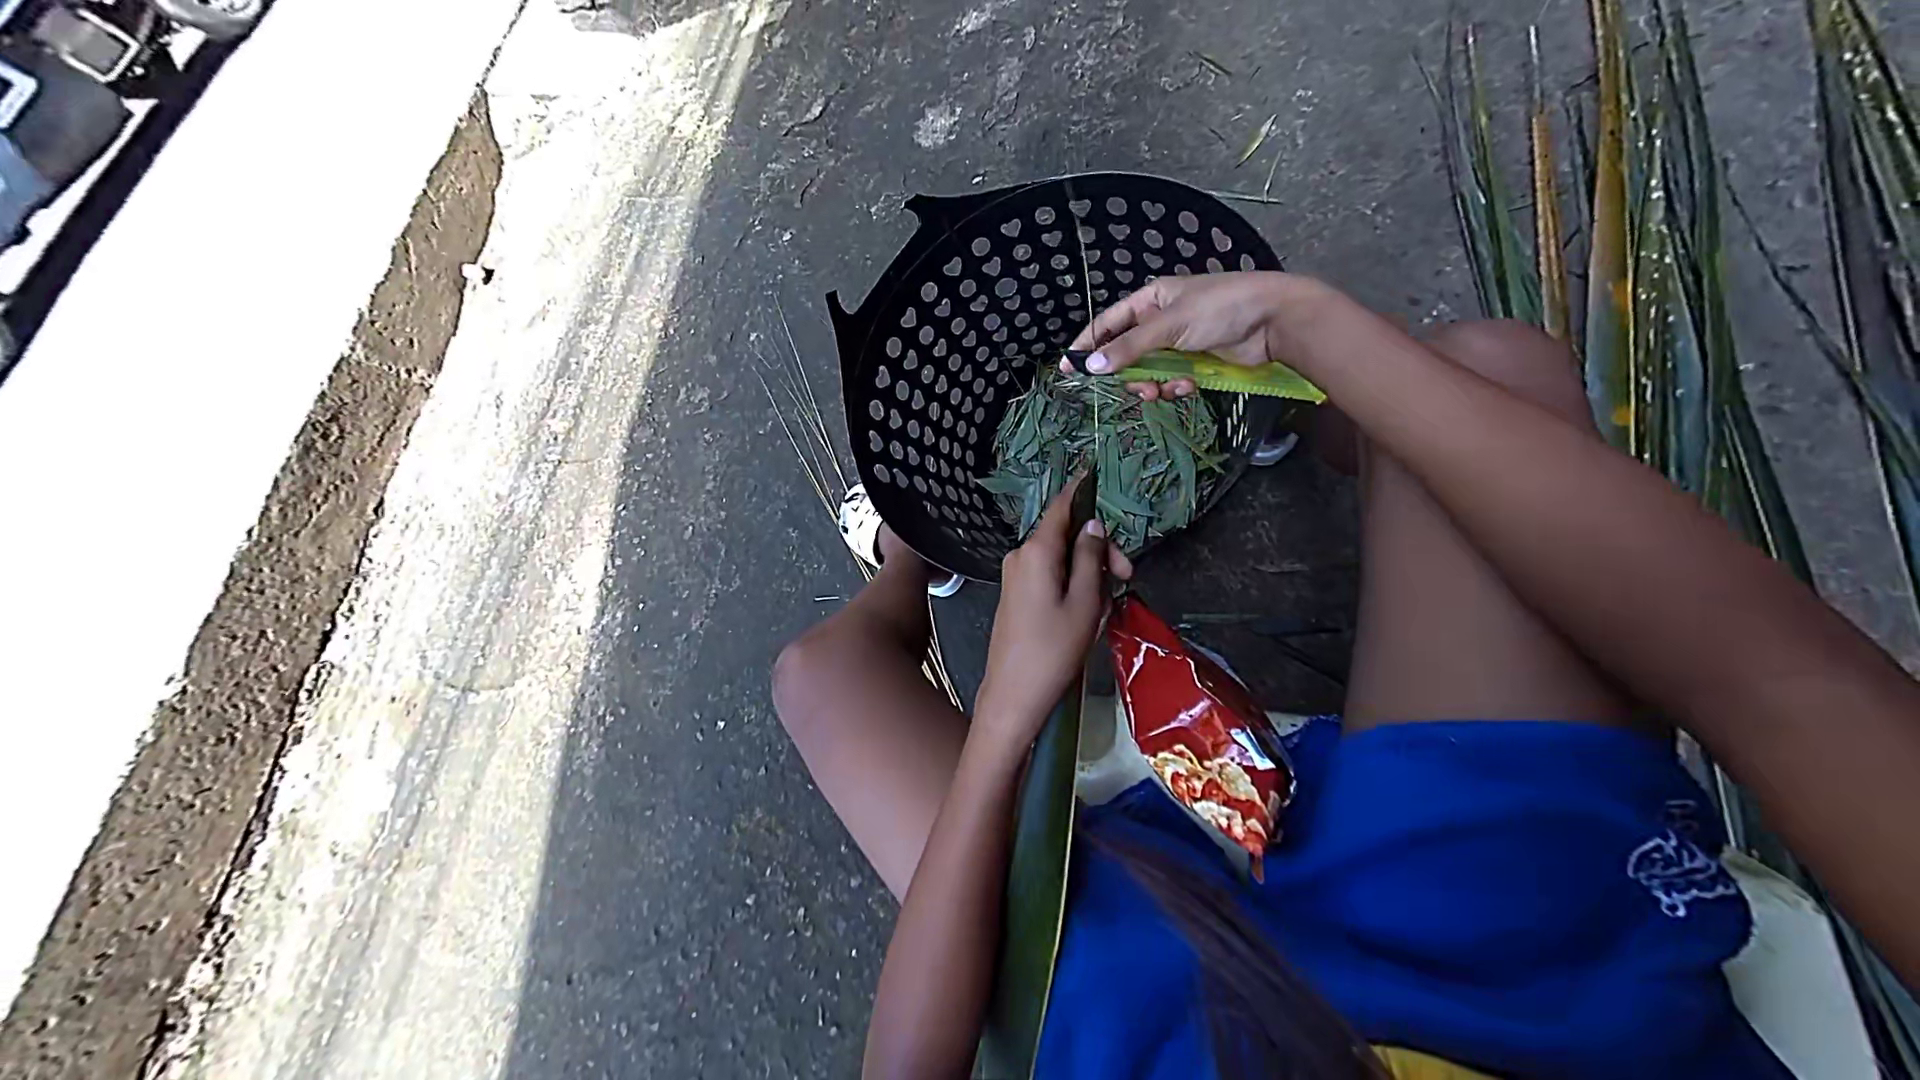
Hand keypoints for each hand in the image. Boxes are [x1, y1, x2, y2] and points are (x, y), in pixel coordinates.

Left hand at [973, 478, 1130, 753]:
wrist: (1013, 695)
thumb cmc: (1053, 650)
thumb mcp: (1085, 602)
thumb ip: (1090, 557)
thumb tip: (1094, 523)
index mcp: (1036, 551)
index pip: (1061, 507)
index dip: (1081, 490)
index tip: (1095, 472)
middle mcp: (1020, 556)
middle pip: (1066, 537)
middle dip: (1099, 552)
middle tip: (1127, 580)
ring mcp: (1015, 577)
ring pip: (1061, 561)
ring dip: (1088, 576)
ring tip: (1103, 611)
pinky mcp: (1016, 596)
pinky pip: (1050, 579)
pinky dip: (1073, 588)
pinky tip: (1086, 617)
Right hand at [1061, 271, 1335, 399]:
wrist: (1273, 321)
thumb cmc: (1220, 308)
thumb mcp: (1170, 324)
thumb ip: (1130, 347)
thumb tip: (1092, 367)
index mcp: (1150, 300)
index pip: (1107, 323)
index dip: (1087, 344)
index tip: (1068, 367)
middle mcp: (1160, 321)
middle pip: (1125, 354)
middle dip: (1127, 375)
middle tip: (1135, 390)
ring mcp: (1177, 344)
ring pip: (1147, 373)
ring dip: (1152, 386)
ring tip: (1163, 391)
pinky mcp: (1194, 363)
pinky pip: (1170, 381)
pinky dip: (1174, 388)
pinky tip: (1188, 387)